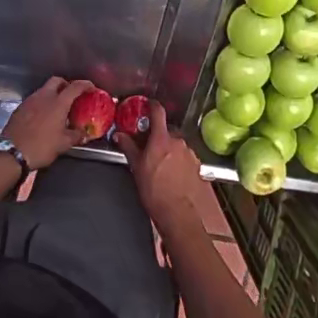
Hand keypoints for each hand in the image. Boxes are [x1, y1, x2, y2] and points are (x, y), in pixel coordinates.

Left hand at [1, 77, 94, 169]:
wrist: (12, 152)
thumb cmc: (42, 146)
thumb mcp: (64, 144)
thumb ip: (76, 135)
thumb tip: (84, 133)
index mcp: (58, 103)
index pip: (74, 87)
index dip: (85, 85)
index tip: (91, 88)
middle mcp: (43, 96)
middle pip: (57, 81)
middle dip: (66, 84)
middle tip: (72, 96)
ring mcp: (30, 100)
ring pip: (44, 89)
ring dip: (53, 93)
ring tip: (59, 107)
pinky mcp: (20, 107)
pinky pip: (35, 99)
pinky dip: (42, 102)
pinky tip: (44, 115)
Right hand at [116, 104, 201, 229]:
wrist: (178, 212)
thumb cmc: (154, 190)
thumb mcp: (136, 167)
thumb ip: (128, 147)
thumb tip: (120, 136)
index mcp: (162, 139)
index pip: (158, 113)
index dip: (153, 106)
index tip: (149, 104)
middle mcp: (178, 142)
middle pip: (167, 131)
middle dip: (158, 136)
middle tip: (148, 146)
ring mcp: (190, 154)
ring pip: (176, 144)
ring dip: (169, 149)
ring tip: (159, 165)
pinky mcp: (197, 166)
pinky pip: (185, 157)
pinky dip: (178, 160)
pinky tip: (171, 174)